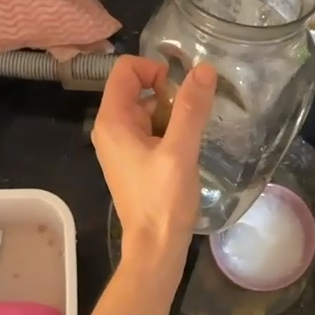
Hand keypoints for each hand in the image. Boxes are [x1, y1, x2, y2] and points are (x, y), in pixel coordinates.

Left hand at [92, 56, 215, 268]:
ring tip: (188, 140)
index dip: (155, 70)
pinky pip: (151, 130)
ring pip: (148, 109)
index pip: (126, 69)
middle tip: (189, 121)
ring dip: (172, 115)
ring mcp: (121, 145)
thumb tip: (204, 68)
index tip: (180, 92)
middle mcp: (110, 128)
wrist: (156, 246)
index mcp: (112, 121)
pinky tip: (184, 152)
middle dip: (168, 95)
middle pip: (137, 87)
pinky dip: (170, 131)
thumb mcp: (180, 151)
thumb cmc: (163, 200)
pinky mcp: (134, 160)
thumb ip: (191, 108)